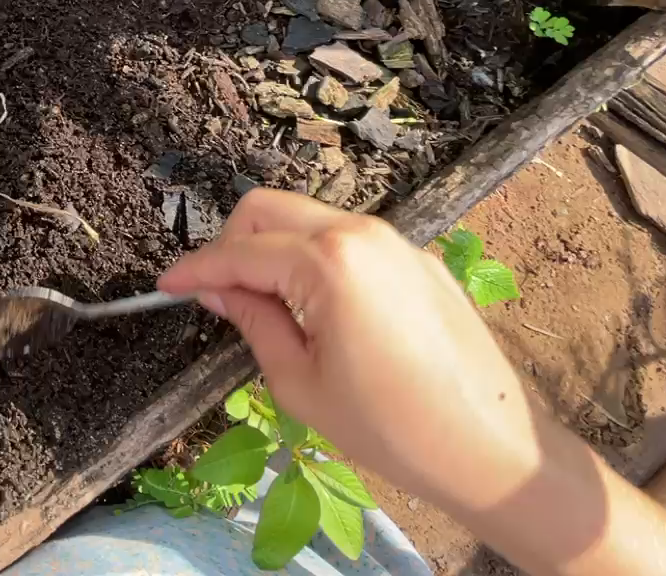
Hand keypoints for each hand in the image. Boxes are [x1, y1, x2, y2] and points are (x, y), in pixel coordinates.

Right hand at [158, 189, 540, 517]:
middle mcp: (360, 232)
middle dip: (230, 242)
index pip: (240, 252)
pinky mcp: (415, 256)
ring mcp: (393, 239)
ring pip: (303, 216)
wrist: (498, 456)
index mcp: (328, 263)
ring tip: (268, 302)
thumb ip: (251, 320)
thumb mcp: (298, 382)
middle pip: (266, 208)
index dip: (196, 269)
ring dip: (271, 246)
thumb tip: (217, 291)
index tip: (167, 285)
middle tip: (221, 291)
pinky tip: (318, 305)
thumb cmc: (391, 429)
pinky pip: (343, 236)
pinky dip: (311, 255)